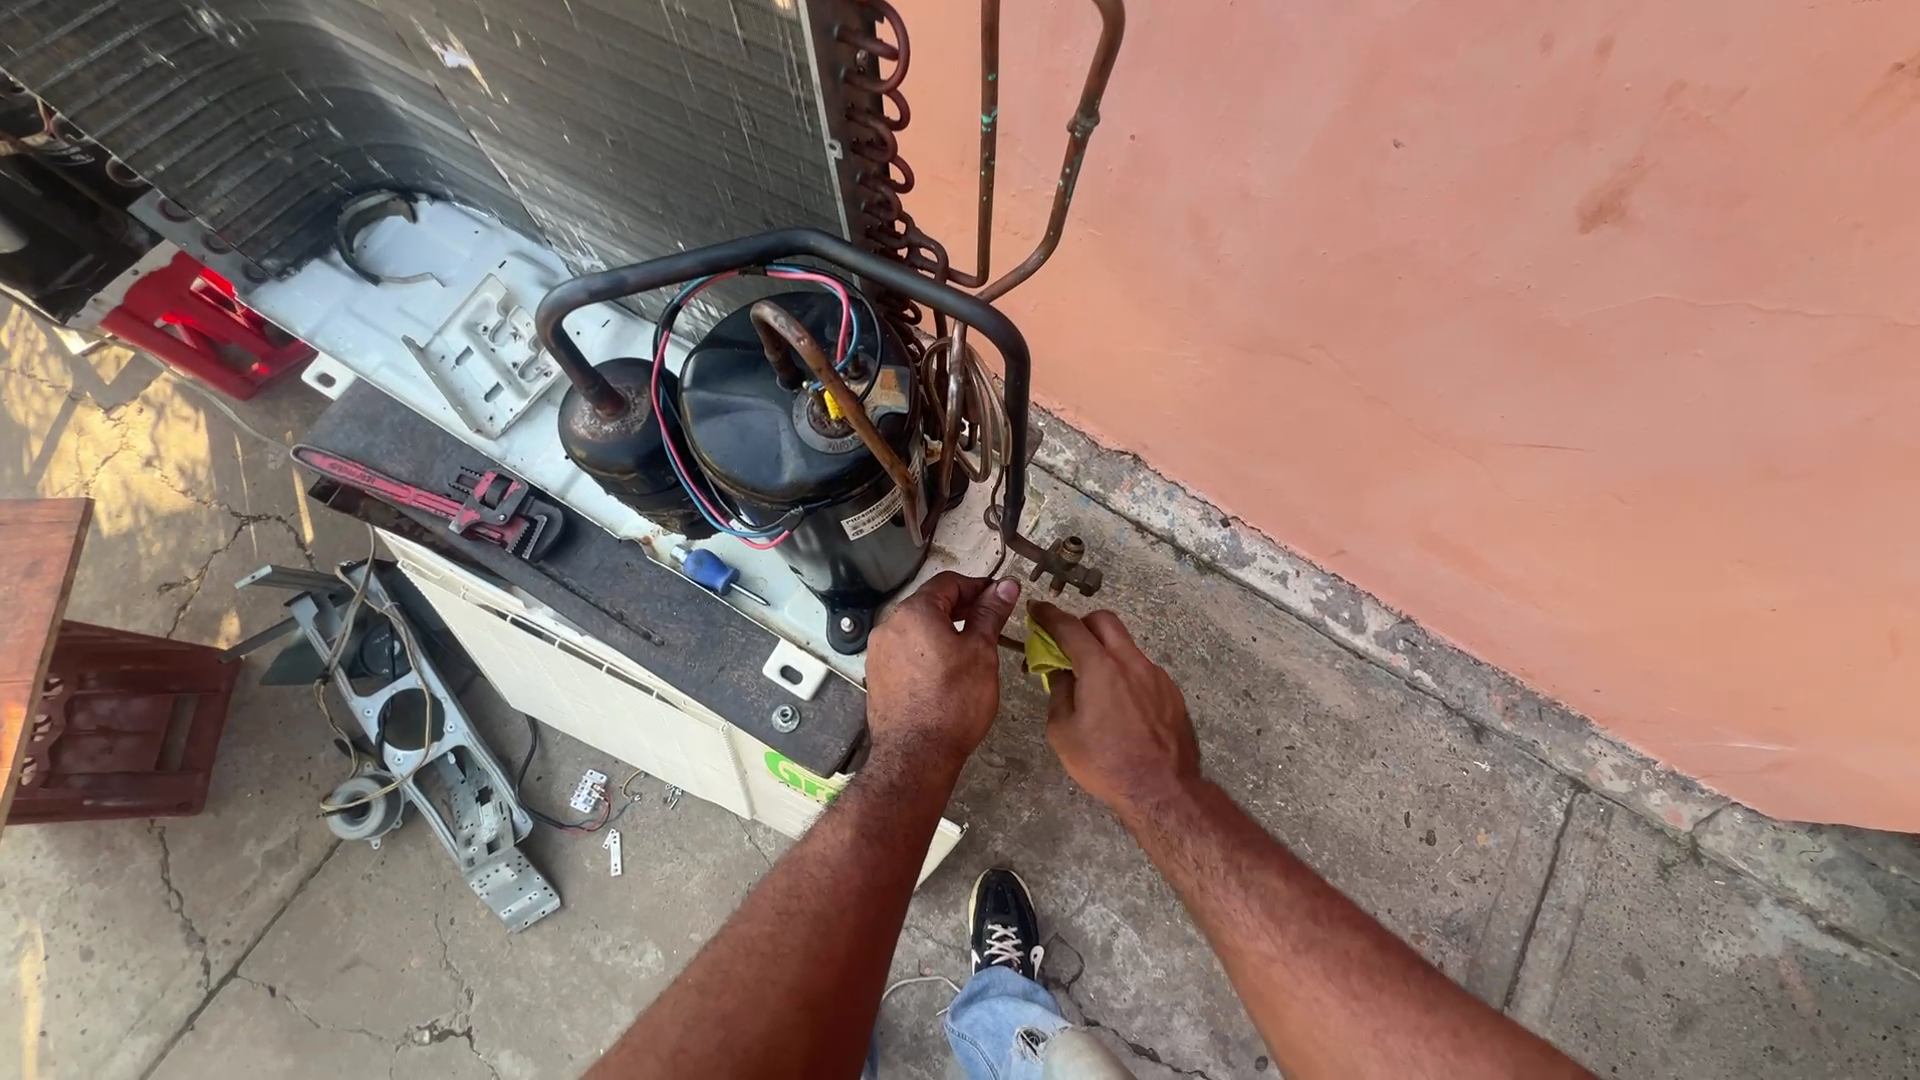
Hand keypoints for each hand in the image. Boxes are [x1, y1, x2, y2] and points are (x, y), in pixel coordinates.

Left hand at [864, 573, 1021, 771]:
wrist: (917, 755)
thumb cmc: (951, 704)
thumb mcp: (981, 652)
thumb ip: (990, 613)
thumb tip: (1005, 586)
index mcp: (915, 612)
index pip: (948, 582)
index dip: (977, 586)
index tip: (997, 596)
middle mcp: (890, 626)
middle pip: (930, 603)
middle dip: (961, 608)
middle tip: (988, 621)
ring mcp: (879, 653)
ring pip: (916, 629)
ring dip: (943, 630)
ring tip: (970, 649)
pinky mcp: (877, 677)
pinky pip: (905, 652)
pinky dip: (926, 651)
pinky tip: (946, 671)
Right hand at [1030, 602, 1199, 819]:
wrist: (1162, 790)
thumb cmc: (1106, 764)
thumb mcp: (1063, 732)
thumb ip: (1059, 693)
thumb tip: (1062, 674)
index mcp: (1100, 668)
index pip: (1069, 627)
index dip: (1049, 615)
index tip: (1036, 610)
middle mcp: (1131, 662)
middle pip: (1104, 621)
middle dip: (1082, 624)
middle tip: (1067, 643)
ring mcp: (1155, 675)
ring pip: (1126, 645)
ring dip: (1105, 650)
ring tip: (1094, 681)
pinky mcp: (1170, 692)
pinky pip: (1142, 669)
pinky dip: (1125, 673)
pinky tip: (1120, 703)